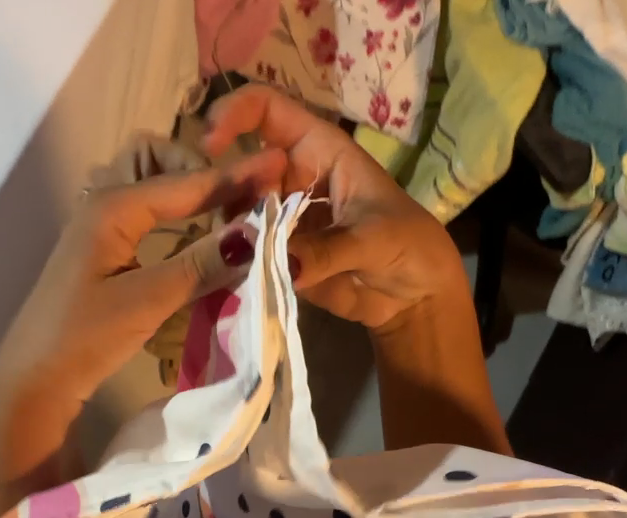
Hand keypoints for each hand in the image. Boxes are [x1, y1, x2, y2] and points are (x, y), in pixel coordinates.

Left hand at [0, 146, 285, 413]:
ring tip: (224, 213)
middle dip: (200, 170)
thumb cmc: (84, 338)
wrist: (35, 377)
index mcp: (112, 207)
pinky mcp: (100, 253)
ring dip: (185, 191)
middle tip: (238, 198)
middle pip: (158, 161)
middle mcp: (103, 204)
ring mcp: (99, 228)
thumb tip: (255, 234)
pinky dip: (172, 216)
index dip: (235, 177)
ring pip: (148, 186)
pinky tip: (191, 239)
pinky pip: (143, 215)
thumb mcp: (147, 301)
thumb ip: (201, 265)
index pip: (185, 182)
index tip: (278, 169)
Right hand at [201, 85, 469, 330]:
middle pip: (242, 169)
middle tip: (240, 225)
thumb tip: (285, 263)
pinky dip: (241, 267)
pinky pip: (248, 258)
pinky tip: (245, 277)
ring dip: (233, 233)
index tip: (211, 143)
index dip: (236, 115)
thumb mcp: (375, 239)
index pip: (268, 112)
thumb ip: (329, 250)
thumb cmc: (407, 245)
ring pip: (237, 216)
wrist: (415, 296)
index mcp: (319, 150)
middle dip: (229, 189)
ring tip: (248, 256)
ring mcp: (281, 222)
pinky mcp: (278, 261)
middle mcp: (292, 181)